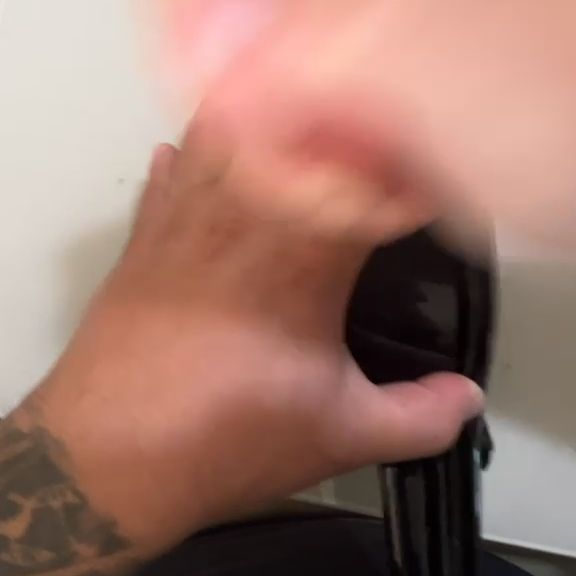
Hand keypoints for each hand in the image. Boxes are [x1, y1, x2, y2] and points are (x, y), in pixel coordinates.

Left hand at [26, 139, 484, 546]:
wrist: (108, 458)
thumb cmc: (227, 438)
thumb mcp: (340, 434)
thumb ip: (418, 416)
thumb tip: (467, 399)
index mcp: (304, 252)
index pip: (364, 172)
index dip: (400, 157)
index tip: (421, 160)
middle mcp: (243, 215)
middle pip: (288, 128)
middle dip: (330, 117)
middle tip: (359, 120)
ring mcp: (185, 219)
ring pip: (222, 135)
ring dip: (255, 120)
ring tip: (285, 117)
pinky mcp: (142, 238)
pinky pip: (166, 175)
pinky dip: (186, 156)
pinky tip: (188, 148)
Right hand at [140, 0, 575, 262]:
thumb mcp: (487, 85)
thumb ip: (341, 48)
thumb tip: (215, 47)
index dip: (213, 70)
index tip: (283, 135)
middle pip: (214, 24)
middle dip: (270, 122)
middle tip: (355, 164)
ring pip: (245, 81)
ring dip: (305, 151)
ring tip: (391, 169)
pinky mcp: (360, 42)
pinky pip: (286, 110)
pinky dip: (326, 159)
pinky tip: (394, 168)